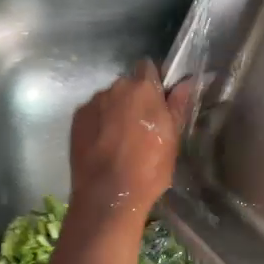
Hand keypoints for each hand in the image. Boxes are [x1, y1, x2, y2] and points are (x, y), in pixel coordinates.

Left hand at [67, 59, 193, 217]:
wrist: (107, 196)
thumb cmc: (148, 168)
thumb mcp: (172, 138)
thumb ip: (177, 105)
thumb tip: (186, 80)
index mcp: (143, 87)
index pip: (149, 66)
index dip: (154, 80)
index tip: (159, 99)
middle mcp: (116, 87)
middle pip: (128, 84)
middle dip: (134, 98)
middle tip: (141, 125)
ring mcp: (94, 101)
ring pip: (109, 99)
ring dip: (116, 110)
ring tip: (120, 139)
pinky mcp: (77, 118)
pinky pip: (93, 113)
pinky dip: (98, 123)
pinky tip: (103, 145)